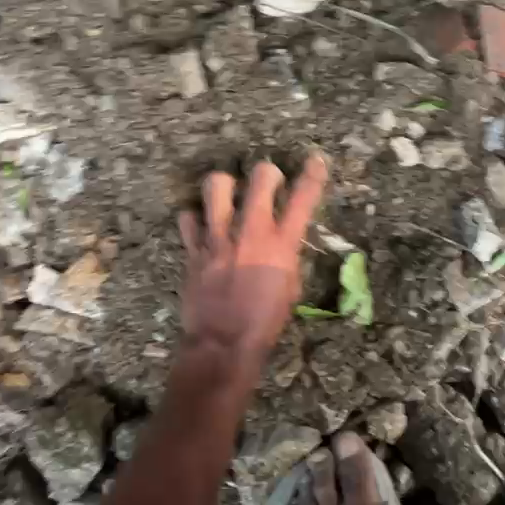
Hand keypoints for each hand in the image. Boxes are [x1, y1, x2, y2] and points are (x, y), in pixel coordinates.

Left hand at [177, 154, 329, 364]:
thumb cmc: (265, 321)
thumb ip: (287, 257)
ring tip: (229, 196)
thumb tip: (283, 243)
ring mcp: (218, 237)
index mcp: (281, 244)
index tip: (315, 160)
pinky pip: (188, 218)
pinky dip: (195, 220)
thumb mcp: (291, 287)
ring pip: (217, 185)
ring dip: (225, 186)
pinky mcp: (193, 249)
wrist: (222, 345)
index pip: (303, 198)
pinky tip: (202, 227)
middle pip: (260, 177)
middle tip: (268, 181)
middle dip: (267, 172)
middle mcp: (251, 231)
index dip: (312, 174)